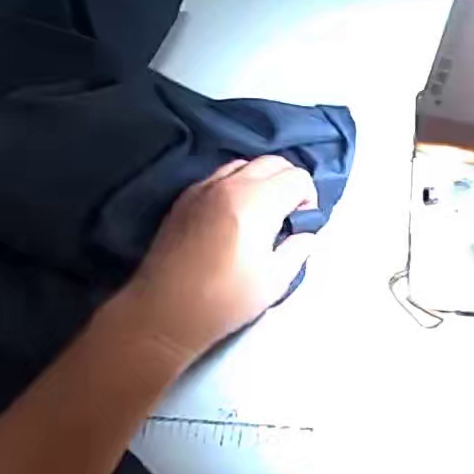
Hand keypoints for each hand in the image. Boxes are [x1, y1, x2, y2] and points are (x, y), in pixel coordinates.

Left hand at [112, 156, 318, 365]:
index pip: (297, 178)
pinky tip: (234, 214)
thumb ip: (298, 250)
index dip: (309, 198)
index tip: (302, 223)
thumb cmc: (223, 300)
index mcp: (256, 202)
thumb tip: (306, 235)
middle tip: (289, 215)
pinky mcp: (185, 198)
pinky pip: (219, 176)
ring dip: (262, 180)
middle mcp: (230, 185)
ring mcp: (203, 188)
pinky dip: (236, 184)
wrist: (164, 311)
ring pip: (245, 165)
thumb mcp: (275, 281)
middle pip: (273, 162)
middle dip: (289, 183)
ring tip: (262, 212)